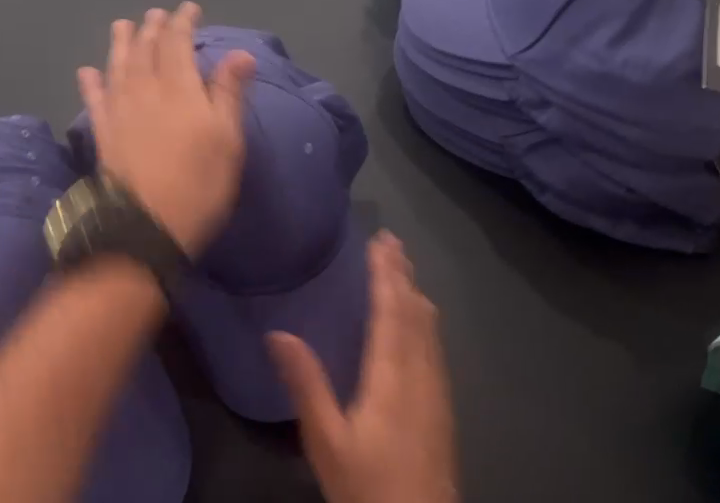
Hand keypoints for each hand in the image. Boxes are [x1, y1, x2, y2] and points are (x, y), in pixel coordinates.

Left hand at [77, 3, 255, 255]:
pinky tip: (88, 71)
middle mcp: (145, 91)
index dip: (183, 23)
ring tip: (122, 26)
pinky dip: (92, 83)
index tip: (189, 9)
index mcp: (179, 88)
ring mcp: (120, 112)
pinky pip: (95, 100)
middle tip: (156, 14)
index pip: (178, 44)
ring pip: (118, 67)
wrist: (144, 227)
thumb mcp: (228, 139)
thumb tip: (240, 52)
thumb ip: (229, 92)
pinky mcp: (104, 134)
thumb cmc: (198, 183)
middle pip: (145, 50)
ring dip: (121, 44)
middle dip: (152, 29)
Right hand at [268, 232, 458, 502]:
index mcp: (392, 377)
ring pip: (429, 331)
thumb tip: (277, 333)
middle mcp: (420, 376)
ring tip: (405, 271)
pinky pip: (435, 349)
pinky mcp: (442, 411)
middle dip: (403, 275)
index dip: (385, 274)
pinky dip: (425, 322)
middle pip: (415, 314)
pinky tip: (421, 326)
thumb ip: (306, 385)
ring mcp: (436, 394)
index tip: (379, 240)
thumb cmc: (367, 487)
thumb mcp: (326, 440)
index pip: (390, 312)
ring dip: (415, 295)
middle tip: (392, 241)